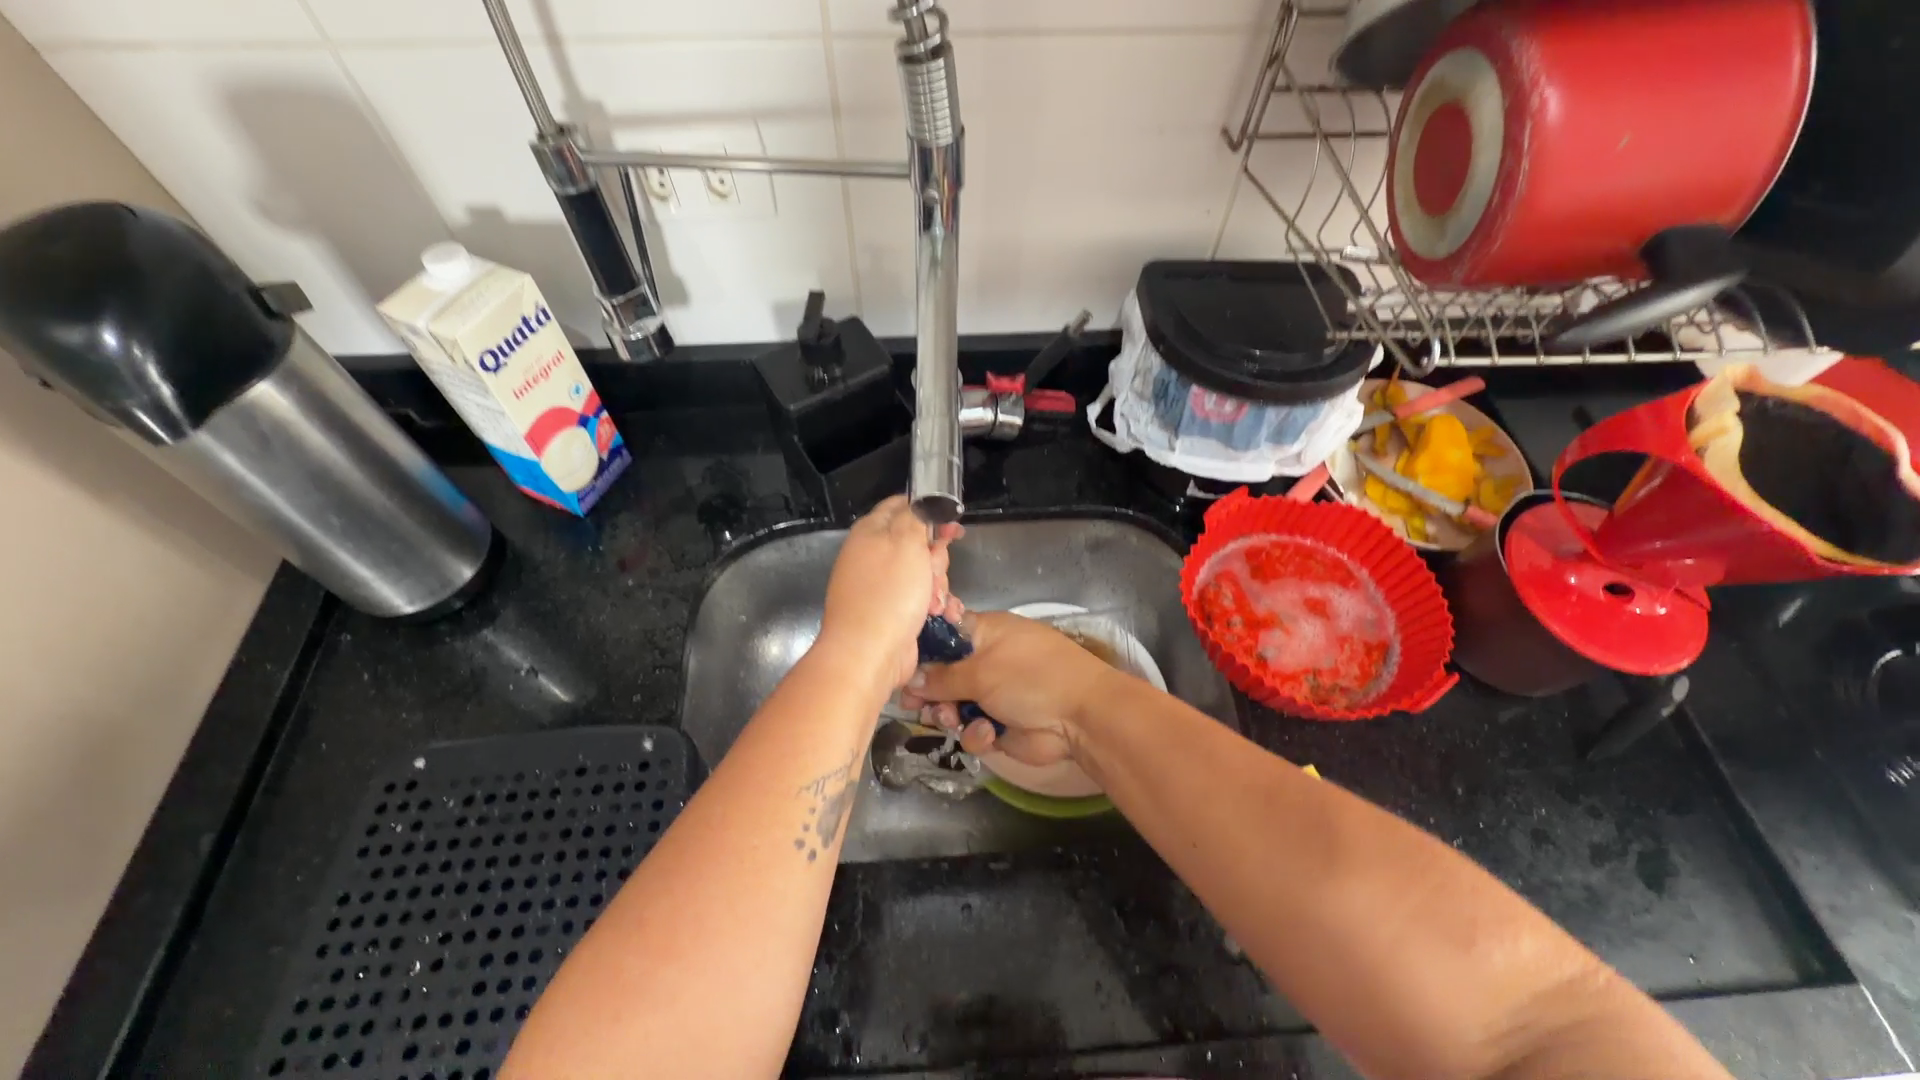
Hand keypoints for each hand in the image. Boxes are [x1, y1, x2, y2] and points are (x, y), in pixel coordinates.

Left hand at [816, 496, 961, 693]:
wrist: (869, 653)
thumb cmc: (888, 594)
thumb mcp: (906, 542)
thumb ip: (916, 516)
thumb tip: (923, 503)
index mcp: (871, 532)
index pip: (902, 506)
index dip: (930, 512)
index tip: (952, 526)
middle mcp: (873, 555)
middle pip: (918, 542)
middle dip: (936, 558)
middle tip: (934, 571)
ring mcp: (882, 585)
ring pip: (924, 573)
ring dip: (937, 586)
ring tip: (934, 602)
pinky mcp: (891, 611)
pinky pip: (920, 598)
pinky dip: (933, 605)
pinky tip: (938, 614)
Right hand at [899, 611, 1121, 766]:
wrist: (1080, 716)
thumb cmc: (1031, 677)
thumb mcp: (980, 670)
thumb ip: (941, 677)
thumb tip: (911, 679)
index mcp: (985, 632)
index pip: (943, 635)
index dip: (921, 652)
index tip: (901, 669)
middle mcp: (987, 660)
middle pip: (942, 675)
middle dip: (929, 692)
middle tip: (914, 706)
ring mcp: (994, 694)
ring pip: (953, 706)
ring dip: (950, 715)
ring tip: (952, 719)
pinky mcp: (1000, 725)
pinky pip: (973, 729)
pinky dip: (977, 733)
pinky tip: (987, 733)